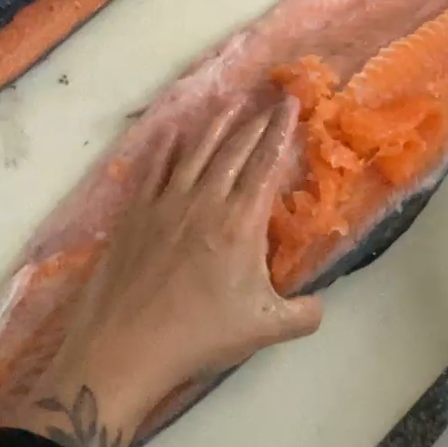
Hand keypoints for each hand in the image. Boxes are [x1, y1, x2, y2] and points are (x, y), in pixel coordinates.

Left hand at [14, 98, 323, 446]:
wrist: (124, 348)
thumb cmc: (198, 336)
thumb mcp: (265, 329)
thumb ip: (304, 315)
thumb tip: (323, 306)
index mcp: (241, 222)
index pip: (266, 164)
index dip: (280, 131)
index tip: (289, 104)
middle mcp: (206, 200)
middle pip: (235, 149)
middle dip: (256, 120)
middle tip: (269, 98)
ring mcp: (167, 202)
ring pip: (197, 150)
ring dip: (216, 123)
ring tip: (231, 102)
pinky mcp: (136, 212)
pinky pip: (154, 167)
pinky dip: (167, 145)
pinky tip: (173, 130)